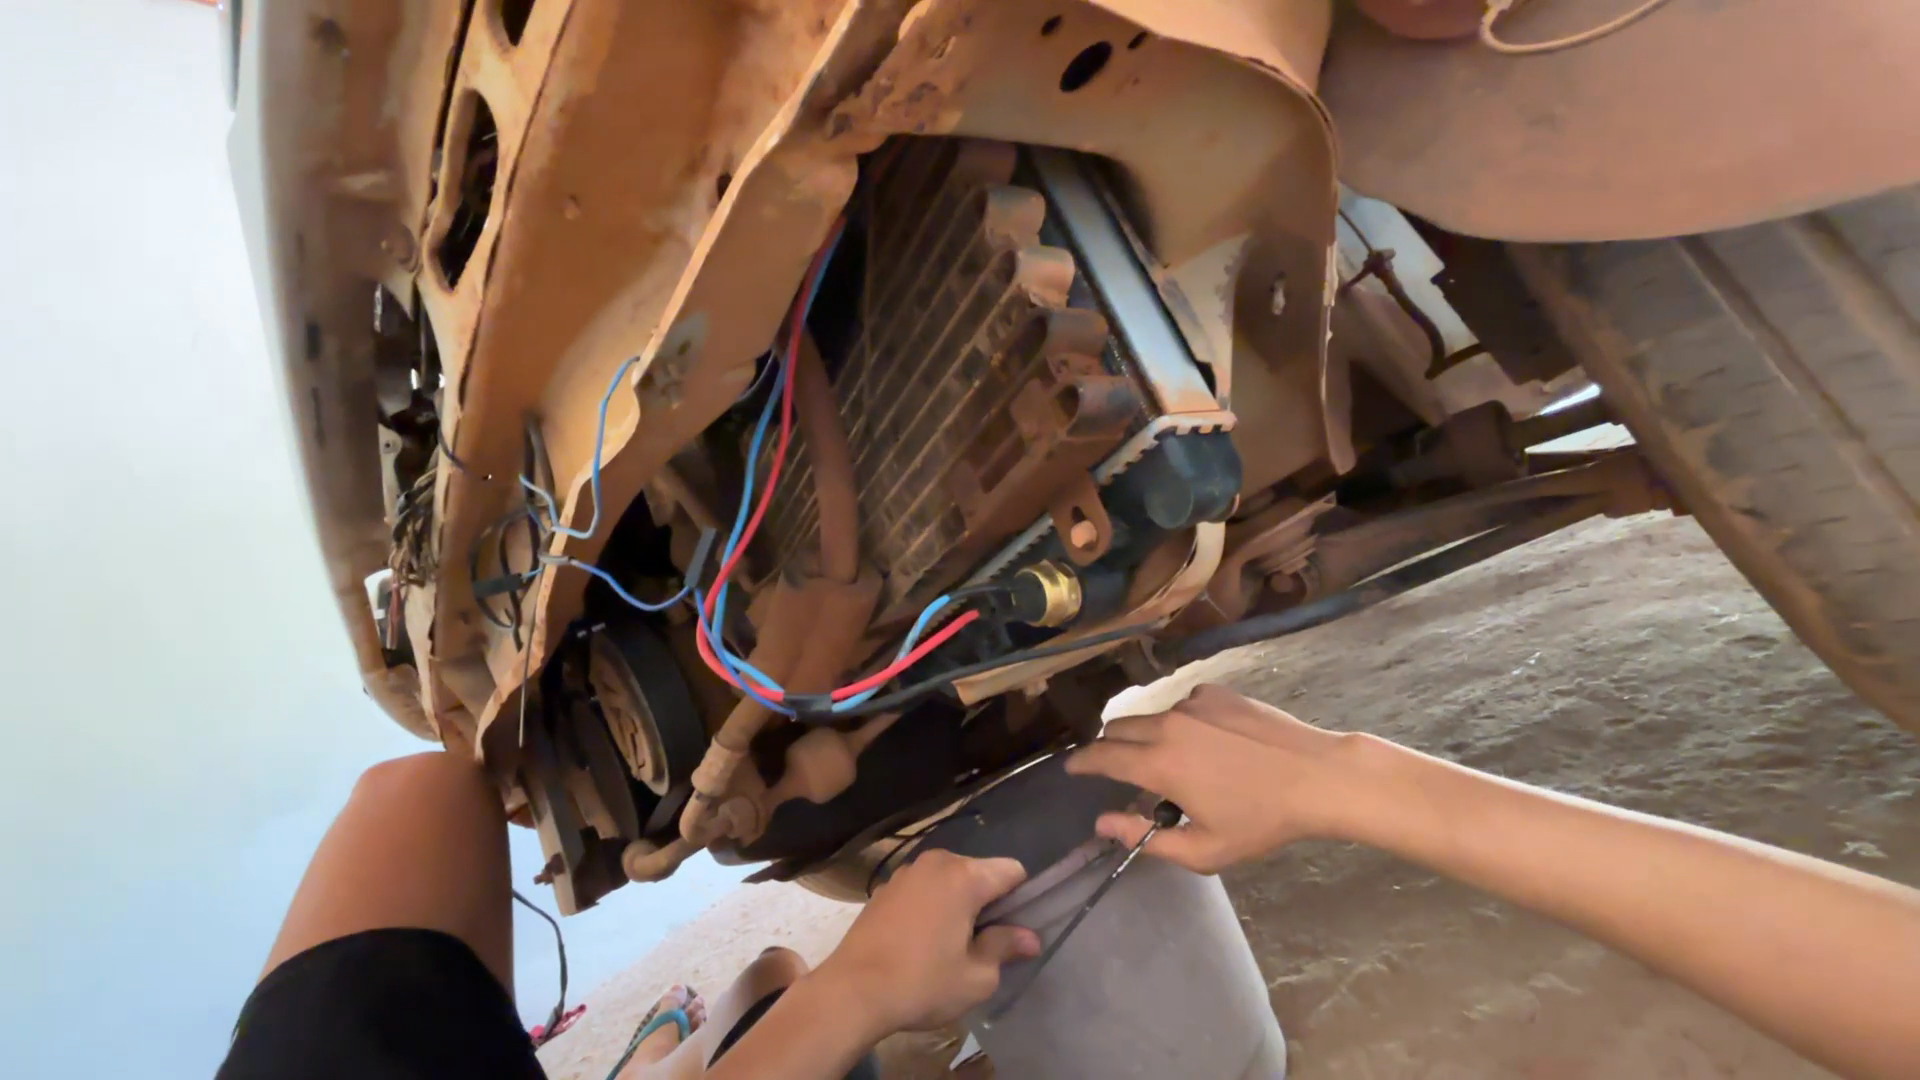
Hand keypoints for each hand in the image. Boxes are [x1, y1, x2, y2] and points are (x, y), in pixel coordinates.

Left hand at [811, 851, 1041, 1033]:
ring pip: (950, 879)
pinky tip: (921, 940)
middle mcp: (938, 861)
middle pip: (980, 872)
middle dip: (988, 902)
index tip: (1014, 931)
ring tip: (950, 944)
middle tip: (983, 944)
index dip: (1021, 899)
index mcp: (965, 876)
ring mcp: (908, 871)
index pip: (1012, 871)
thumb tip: (1029, 938)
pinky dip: (932, 905)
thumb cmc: (921, 982)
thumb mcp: (976, 977)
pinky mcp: (887, 886)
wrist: (852, 990)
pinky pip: (925, 888)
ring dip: (959, 903)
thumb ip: (1006, 948)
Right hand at [1065, 684, 1368, 872]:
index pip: (1101, 756)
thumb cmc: (1261, 820)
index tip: (1071, 767)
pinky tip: (1210, 742)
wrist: (1317, 777)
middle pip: (1116, 727)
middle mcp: (1166, 724)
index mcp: (1158, 764)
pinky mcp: (1214, 690)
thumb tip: (1101, 822)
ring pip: (1150, 716)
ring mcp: (1190, 702)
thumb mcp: (1204, 849)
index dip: (1081, 762)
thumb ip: (1144, 838)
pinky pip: (1181, 705)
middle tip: (1118, 769)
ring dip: (1146, 735)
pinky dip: (1180, 722)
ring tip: (1174, 760)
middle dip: (1108, 747)